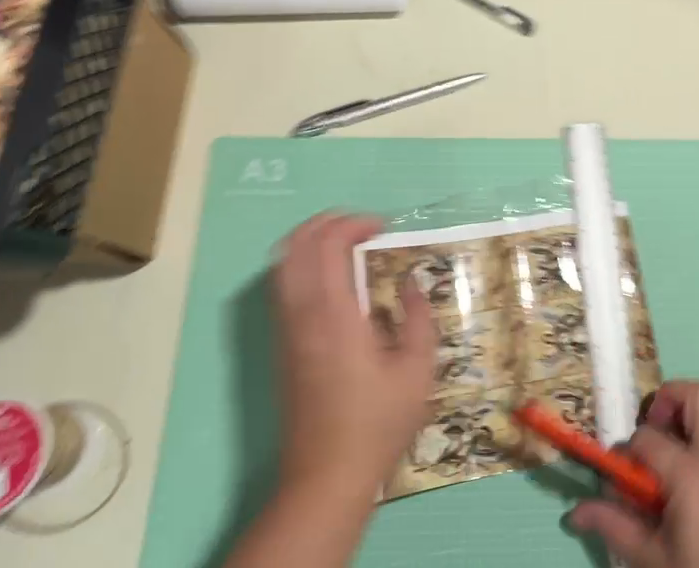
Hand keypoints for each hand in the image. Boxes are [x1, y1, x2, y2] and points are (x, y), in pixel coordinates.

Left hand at [272, 212, 436, 501]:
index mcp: (334, 314)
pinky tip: (331, 279)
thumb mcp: (417, 370)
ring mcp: (285, 330)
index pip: (328, 244)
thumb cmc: (377, 423)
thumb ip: (417, 317)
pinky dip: (300, 264)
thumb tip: (409, 282)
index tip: (383, 227)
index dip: (354, 223)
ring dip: (309, 241)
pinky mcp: (281, 346)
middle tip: (361, 226)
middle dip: (327, 222)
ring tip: (344, 244)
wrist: (326, 475)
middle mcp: (301, 313)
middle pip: (296, 244)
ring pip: (281, 263)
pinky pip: (281, 287)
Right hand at [567, 381, 698, 567]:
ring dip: (693, 411)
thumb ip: (614, 526)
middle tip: (650, 430)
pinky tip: (692, 464)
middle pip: (697, 395)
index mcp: (692, 476)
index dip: (625, 453)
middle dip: (667, 401)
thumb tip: (575, 512)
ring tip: (672, 440)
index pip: (646, 438)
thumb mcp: (653, 558)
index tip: (620, 477)